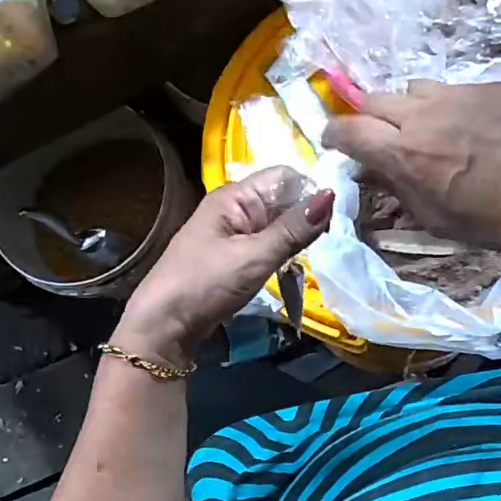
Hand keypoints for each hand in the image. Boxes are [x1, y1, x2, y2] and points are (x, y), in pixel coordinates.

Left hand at [114, 166, 334, 363]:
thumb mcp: (254, 257)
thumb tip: (330, 195)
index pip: (285, 175)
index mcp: (234, 196)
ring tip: (317, 252)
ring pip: (275, 223)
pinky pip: (265, 243)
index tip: (337, 214)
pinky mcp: (231, 256)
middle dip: (306, 215)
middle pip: (281, 198)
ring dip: (295, 236)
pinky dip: (281, 251)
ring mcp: (231, 233)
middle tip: (332, 238)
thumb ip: (293, 229)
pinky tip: (293, 265)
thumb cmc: (206, 284)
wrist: (163, 325)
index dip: (312, 189)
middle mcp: (233, 208)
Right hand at [324, 80, 500, 252]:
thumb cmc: (492, 220)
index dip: (333, 135)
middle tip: (378, 139)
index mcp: (404, 152)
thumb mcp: (433, 218)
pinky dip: (442, 106)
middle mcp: (422, 114)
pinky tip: (465, 128)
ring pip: (410, 88)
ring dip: (404, 108)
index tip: (334, 143)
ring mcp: (456, 94)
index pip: (348, 129)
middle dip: (367, 118)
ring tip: (422, 130)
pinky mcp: (486, 86)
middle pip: (373, 99)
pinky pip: (448, 89)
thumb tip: (372, 170)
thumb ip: (396, 188)